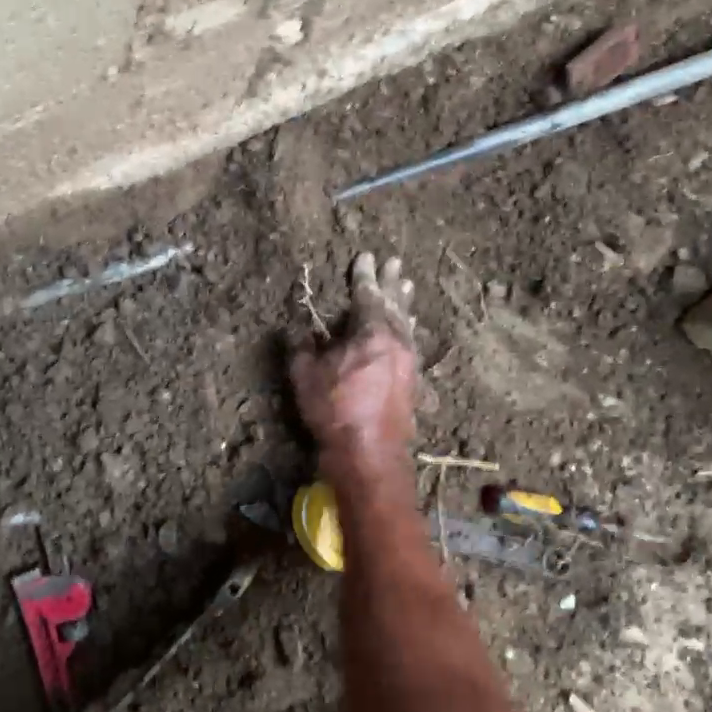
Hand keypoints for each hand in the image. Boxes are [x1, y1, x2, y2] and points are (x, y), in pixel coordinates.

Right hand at [291, 253, 419, 459]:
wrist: (369, 455)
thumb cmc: (334, 410)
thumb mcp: (305, 373)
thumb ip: (301, 345)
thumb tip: (299, 328)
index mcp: (372, 333)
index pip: (367, 296)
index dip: (363, 276)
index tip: (365, 257)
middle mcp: (397, 343)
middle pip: (395, 305)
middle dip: (392, 283)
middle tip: (396, 263)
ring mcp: (409, 363)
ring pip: (406, 324)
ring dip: (404, 304)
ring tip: (407, 289)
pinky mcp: (412, 382)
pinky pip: (410, 342)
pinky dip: (406, 328)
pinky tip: (405, 330)